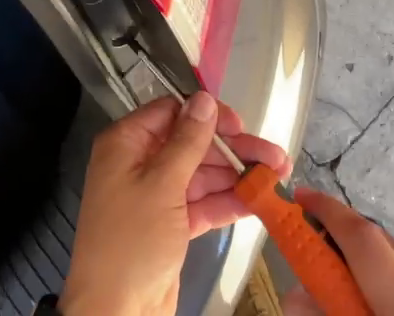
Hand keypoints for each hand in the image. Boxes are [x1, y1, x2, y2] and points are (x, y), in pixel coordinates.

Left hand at [60, 92, 289, 315]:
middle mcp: (139, 163)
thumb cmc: (131, 240)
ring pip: (201, 176)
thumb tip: (204, 99)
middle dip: (232, 150)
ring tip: (278, 177)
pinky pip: (202, 204)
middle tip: (275, 156)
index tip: (241, 125)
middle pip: (191, 145)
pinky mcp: (170, 225)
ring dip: (237, 176)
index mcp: (126, 143)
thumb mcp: (161, 184)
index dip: (206, 116)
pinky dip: (228, 202)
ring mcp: (156, 195)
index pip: (171, 113)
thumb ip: (187, 142)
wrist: (116, 312)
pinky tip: (259, 201)